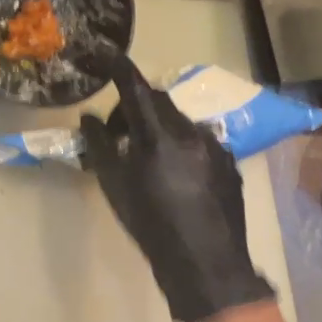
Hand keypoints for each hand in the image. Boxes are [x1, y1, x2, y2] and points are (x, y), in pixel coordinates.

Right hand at [81, 56, 272, 321]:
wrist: (207, 267)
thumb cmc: (151, 224)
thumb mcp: (113, 184)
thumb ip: (99, 144)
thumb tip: (89, 117)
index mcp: (159, 135)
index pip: (135, 87)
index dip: (118, 67)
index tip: (104, 53)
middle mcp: (191, 133)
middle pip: (158, 101)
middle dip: (134, 105)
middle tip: (117, 133)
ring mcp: (216, 148)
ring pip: (179, 119)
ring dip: (158, 125)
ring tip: (146, 156)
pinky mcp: (231, 165)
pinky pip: (199, 140)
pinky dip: (180, 143)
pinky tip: (174, 172)